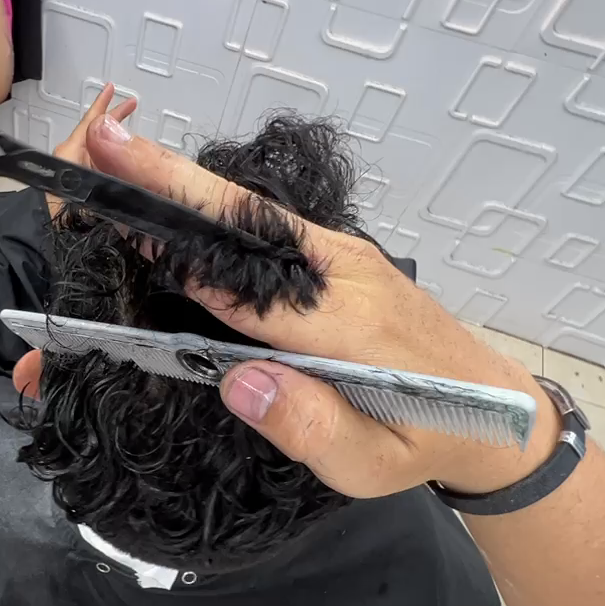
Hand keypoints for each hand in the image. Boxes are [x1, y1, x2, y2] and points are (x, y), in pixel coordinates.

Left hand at [37, 83, 138, 217]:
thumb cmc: (61, 208)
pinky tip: (127, 167)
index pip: (91, 121)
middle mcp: (73, 159)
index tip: (112, 87)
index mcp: (71, 150)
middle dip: (116, 121)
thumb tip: (118, 138)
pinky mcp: (80, 189)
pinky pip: (100, 168)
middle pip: (98, 133)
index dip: (103, 103)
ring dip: (117, 145)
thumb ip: (102, 158)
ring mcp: (76, 174)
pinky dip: (113, 162)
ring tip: (136, 139)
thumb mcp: (83, 177)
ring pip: (101, 151)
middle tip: (133, 105)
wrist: (48, 235)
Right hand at [77, 116, 561, 497]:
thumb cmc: (429, 439)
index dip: (182, 259)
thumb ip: (312, 427)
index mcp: (348, 324)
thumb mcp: (375, 464)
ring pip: (253, 214)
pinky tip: (173, 199)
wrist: (498, 413)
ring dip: (184, 184)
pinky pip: (267, 227)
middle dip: (171, 181)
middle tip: (106, 141)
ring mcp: (343, 257)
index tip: (121, 225)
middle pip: (245, 220)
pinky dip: (213, 208)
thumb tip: (238, 381)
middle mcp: (343, 272)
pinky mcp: (338, 258)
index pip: (248, 288)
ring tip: (121, 159)